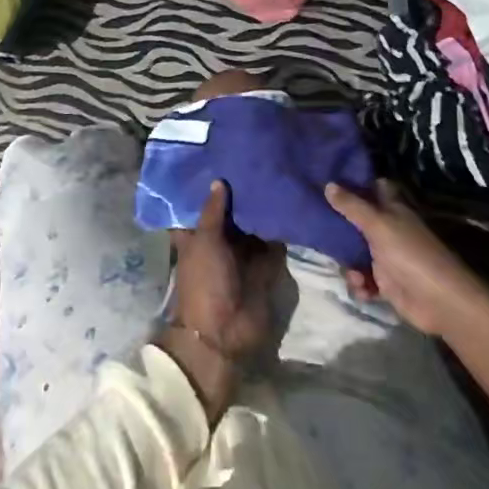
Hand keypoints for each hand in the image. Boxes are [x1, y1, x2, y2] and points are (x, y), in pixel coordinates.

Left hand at [157, 181, 280, 423]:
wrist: (224, 330)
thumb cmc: (204, 280)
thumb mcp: (203, 241)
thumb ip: (212, 212)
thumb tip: (218, 181)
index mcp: (196, 236)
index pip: (201, 206)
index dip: (209, 187)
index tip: (222, 157)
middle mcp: (219, 242)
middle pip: (232, 214)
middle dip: (243, 194)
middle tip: (259, 159)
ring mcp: (243, 255)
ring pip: (254, 227)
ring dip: (263, 210)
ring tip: (279, 174)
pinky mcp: (265, 268)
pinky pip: (274, 245)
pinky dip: (281, 230)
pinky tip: (292, 203)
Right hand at [326, 179, 481, 334]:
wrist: (439, 301)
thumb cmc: (410, 254)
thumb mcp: (378, 225)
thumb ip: (352, 206)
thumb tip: (328, 184)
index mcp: (393, 211)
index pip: (376, 188)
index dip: (357, 182)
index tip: (331, 179)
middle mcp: (389, 231)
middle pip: (360, 221)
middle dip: (341, 225)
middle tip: (318, 225)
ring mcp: (388, 257)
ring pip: (357, 252)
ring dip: (349, 263)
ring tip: (352, 273)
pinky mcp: (386, 283)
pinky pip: (364, 279)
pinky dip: (360, 284)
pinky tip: (362, 289)